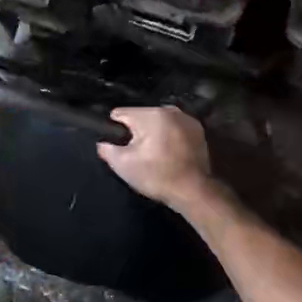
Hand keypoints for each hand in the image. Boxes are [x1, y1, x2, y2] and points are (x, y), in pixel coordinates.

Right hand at [97, 106, 214, 210]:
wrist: (193, 190)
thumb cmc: (156, 176)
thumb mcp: (123, 165)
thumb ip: (107, 149)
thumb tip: (103, 143)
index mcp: (151, 114)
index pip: (121, 113)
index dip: (115, 129)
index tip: (119, 146)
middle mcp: (170, 110)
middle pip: (142, 117)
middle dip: (137, 132)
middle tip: (138, 155)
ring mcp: (187, 119)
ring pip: (159, 123)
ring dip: (154, 135)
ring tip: (154, 157)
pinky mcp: (198, 131)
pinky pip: (175, 129)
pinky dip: (170, 138)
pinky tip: (170, 155)